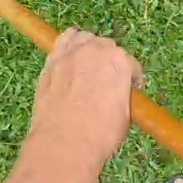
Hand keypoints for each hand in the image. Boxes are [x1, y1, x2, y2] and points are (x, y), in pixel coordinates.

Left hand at [26, 28, 141, 170]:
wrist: (64, 142)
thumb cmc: (101, 133)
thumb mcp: (125, 115)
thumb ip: (122, 95)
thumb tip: (117, 96)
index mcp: (119, 62)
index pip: (130, 64)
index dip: (131, 78)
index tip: (130, 90)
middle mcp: (96, 50)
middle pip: (107, 48)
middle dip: (110, 63)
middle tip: (107, 82)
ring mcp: (71, 54)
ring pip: (84, 39)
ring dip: (89, 49)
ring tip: (88, 66)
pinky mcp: (51, 62)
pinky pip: (62, 42)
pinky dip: (68, 44)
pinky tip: (69, 53)